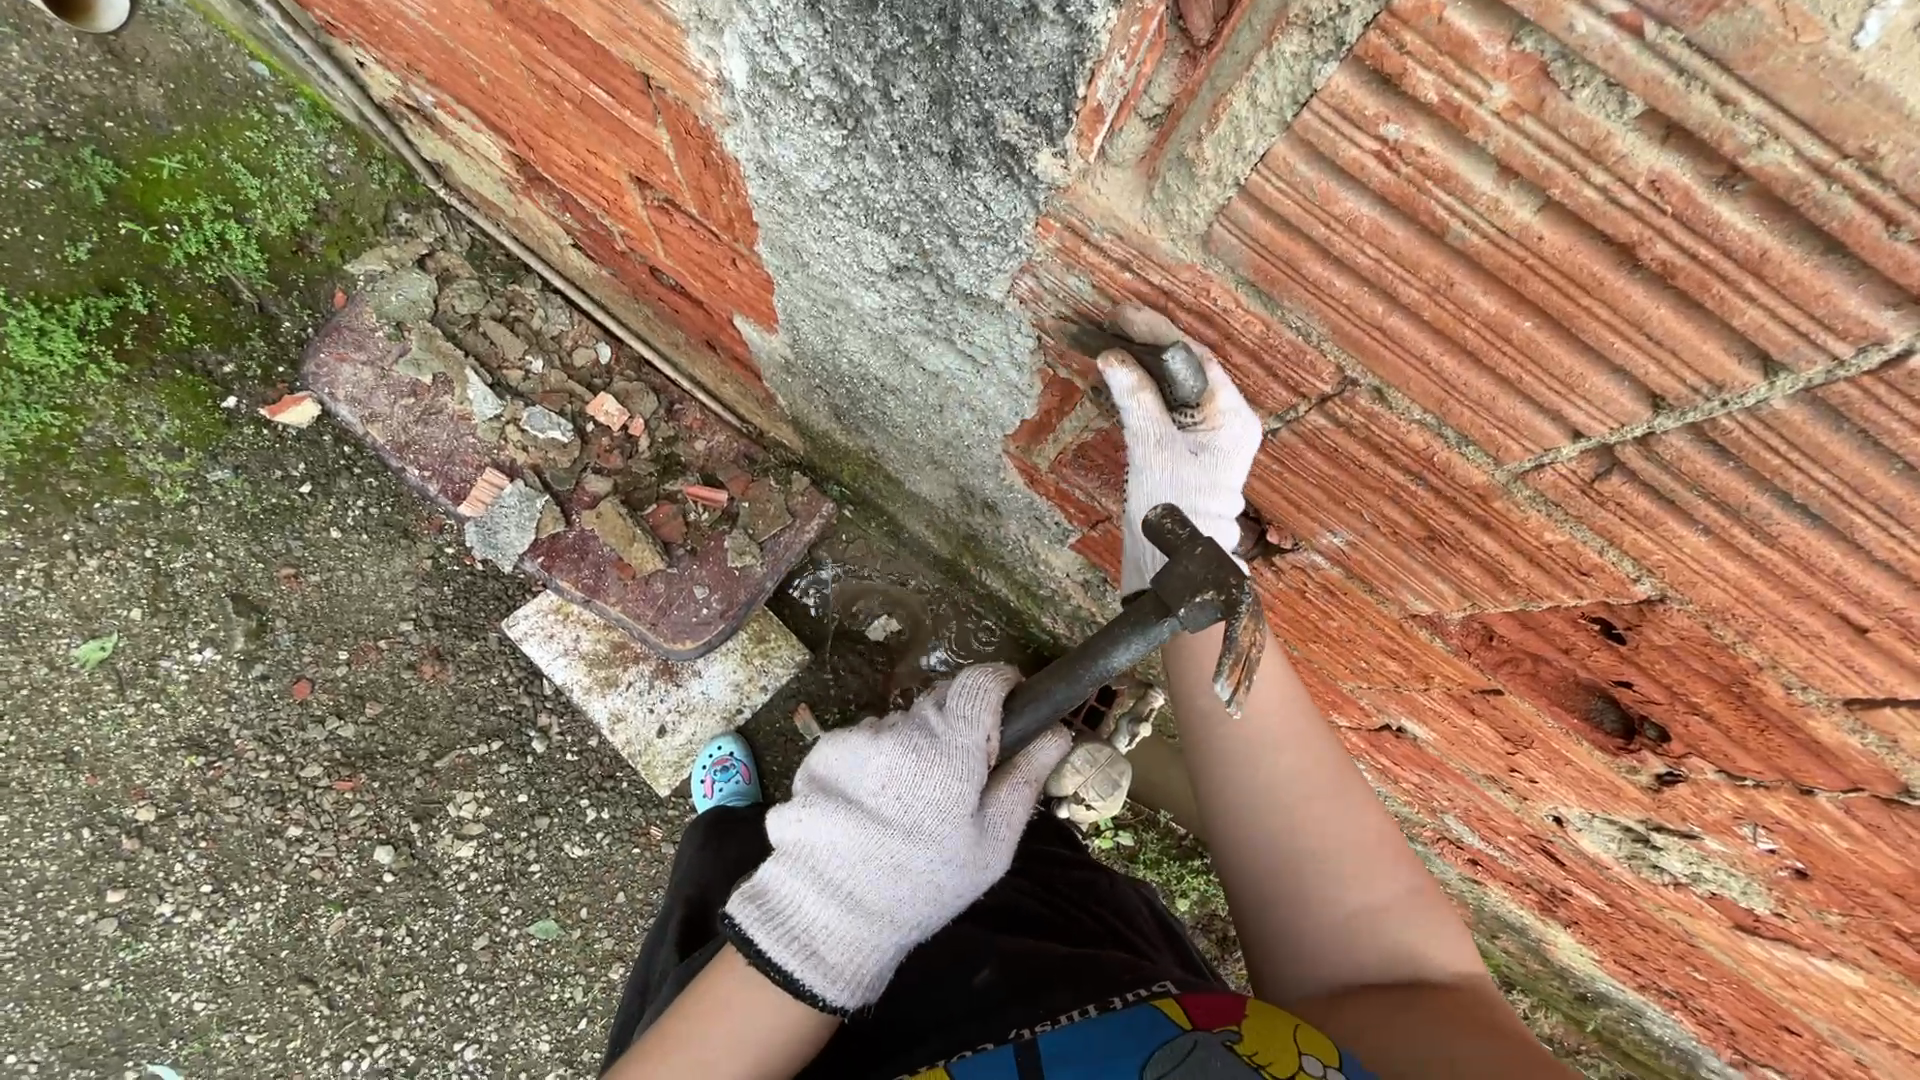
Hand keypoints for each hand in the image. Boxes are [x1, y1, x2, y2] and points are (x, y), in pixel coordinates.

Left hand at [722, 665, 1072, 1013]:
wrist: (832, 914)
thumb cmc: (927, 884)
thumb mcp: (991, 844)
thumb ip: (1024, 779)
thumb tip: (1058, 730)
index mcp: (948, 749)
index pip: (979, 681)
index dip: (999, 683)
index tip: (1007, 704)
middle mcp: (900, 729)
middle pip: (941, 698)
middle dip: (958, 723)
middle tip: (957, 776)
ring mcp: (857, 736)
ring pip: (903, 721)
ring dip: (914, 743)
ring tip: (908, 800)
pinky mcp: (823, 748)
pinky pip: (866, 737)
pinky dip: (877, 758)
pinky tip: (871, 802)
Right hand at [1096, 304, 1261, 593]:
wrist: (1175, 560)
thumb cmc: (1172, 510)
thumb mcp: (1150, 449)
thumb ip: (1135, 399)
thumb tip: (1113, 358)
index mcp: (1232, 418)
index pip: (1195, 359)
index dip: (1159, 334)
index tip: (1124, 316)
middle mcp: (1230, 421)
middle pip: (1190, 367)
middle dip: (1153, 343)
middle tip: (1115, 321)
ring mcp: (1213, 434)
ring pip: (1180, 384)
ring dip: (1148, 363)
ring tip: (1116, 340)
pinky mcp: (1194, 445)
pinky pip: (1173, 404)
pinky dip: (1148, 388)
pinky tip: (1126, 375)